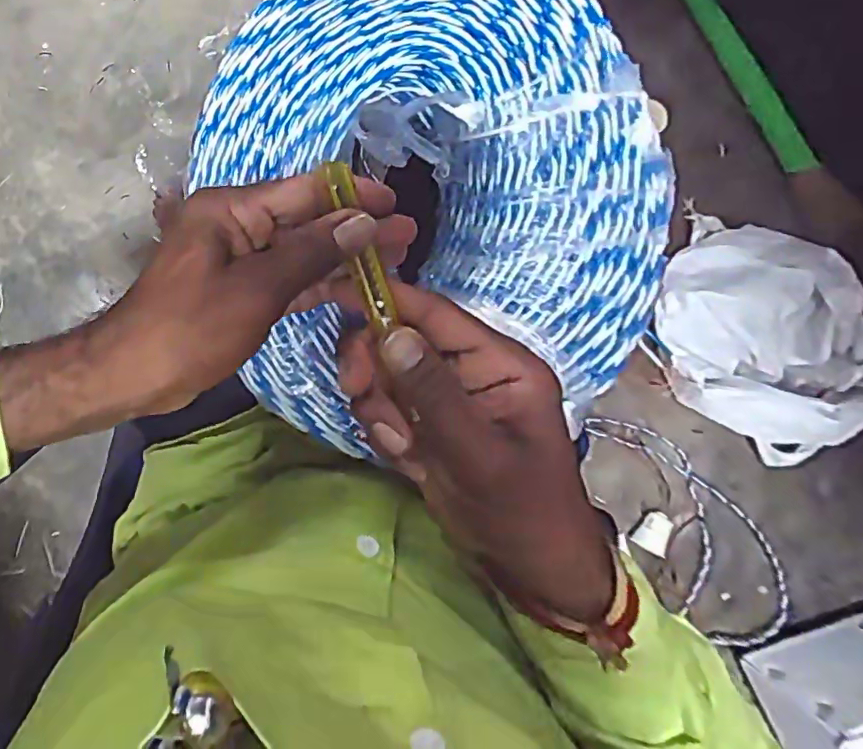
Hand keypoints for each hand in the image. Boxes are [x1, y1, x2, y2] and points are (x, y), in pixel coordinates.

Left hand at [0, 172, 414, 451]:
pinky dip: (315, 281)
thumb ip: (311, 252)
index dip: (352, 194)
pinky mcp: (237, 287)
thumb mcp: (256, 289)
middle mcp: (233, 223)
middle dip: (354, 227)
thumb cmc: (190, 328)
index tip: (395, 202)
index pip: (302, 190)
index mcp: (230, 209)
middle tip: (408, 234)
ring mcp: (235, 257)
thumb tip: (363, 221)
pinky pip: (283, 276)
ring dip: (341, 255)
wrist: (134, 373)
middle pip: (304, 218)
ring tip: (395, 257)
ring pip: (298, 249)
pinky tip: (354, 285)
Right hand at [332, 279, 615, 622]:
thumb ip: (432, 393)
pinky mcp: (425, 417)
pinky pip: (383, 403)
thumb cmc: (521, 512)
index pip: (433, 312)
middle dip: (372, 365)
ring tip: (402, 445)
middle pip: (397, 337)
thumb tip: (391, 333)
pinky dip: (383, 429)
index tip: (332, 290)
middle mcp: (468, 368)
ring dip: (378, 406)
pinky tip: (408, 459)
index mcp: (498, 362)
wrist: (530, 572)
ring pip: (383, 371)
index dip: (384, 297)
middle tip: (355, 390)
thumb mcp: (477, 454)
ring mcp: (444, 393)